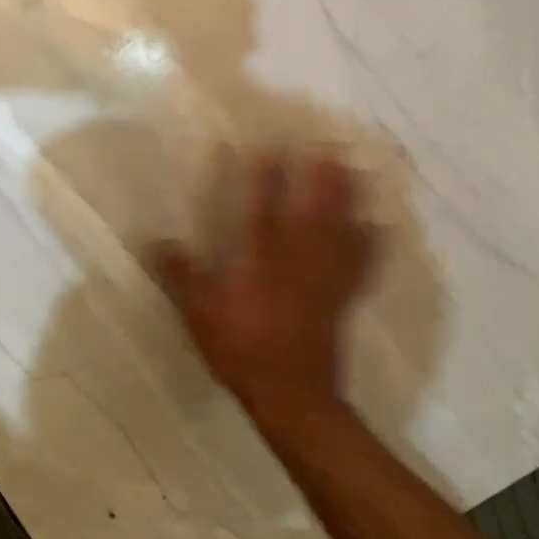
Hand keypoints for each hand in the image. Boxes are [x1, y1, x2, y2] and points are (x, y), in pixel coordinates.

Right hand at [159, 152, 377, 416]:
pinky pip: (361, 264)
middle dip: (319, 177)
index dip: (266, 178)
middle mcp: (297, 263)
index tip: (268, 145)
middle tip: (326, 144)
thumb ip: (182, 274)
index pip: (263, 210)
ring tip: (355, 169)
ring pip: (341, 230)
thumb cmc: (239, 349)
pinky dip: (371, 242)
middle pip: (313, 211)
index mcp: (260, 263)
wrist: (291, 395)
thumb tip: (161, 240)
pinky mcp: (342, 298)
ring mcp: (325, 280)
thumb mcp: (198, 313)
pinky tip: (376, 225)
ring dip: (349, 198)